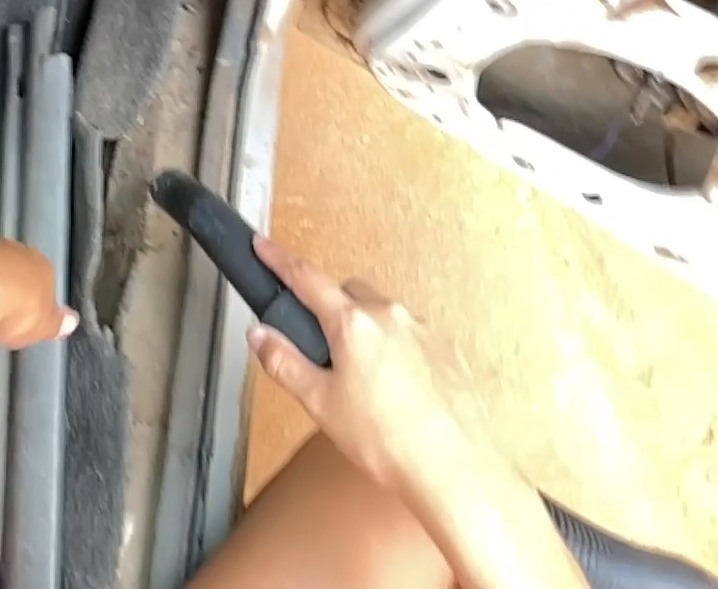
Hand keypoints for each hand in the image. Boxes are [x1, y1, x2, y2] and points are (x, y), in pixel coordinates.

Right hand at [247, 235, 486, 491]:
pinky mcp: (447, 348)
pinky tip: (397, 391)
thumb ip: (284, 363)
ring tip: (365, 383)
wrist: (457, 471)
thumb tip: (260, 336)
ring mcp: (422, 329)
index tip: (264, 245)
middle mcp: (389, 315)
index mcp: (353, 324)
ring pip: (382, 313)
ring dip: (367, 332)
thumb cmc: (392, 443)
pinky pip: (412, 335)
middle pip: (348, 291)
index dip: (278, 258)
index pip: (305, 277)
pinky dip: (398, 351)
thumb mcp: (320, 404)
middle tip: (323, 348)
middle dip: (331, 308)